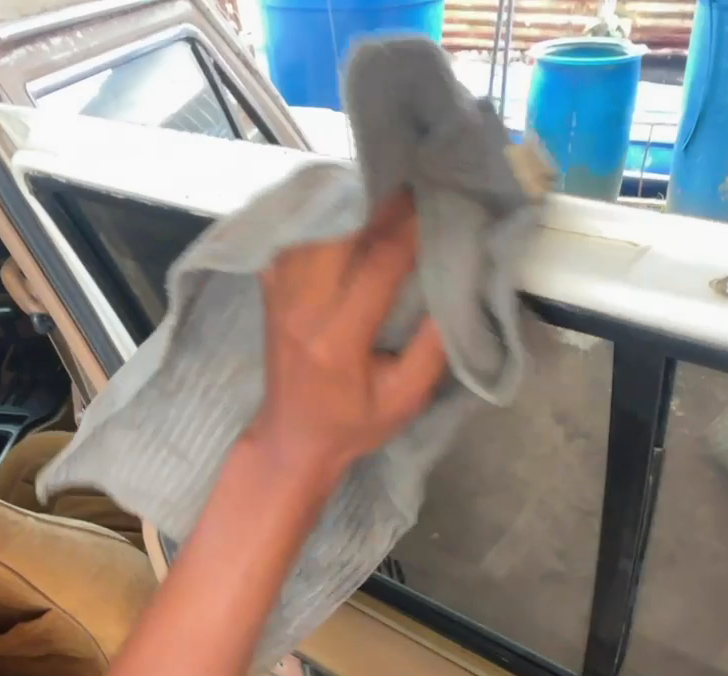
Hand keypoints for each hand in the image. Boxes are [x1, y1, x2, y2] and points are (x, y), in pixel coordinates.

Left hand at [248, 191, 445, 482]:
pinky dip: (321, 218)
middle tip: (416, 184)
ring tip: (386, 191)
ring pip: (315, 229)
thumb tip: (456, 289)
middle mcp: (302, 308)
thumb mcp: (404, 400)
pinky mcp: (271, 291)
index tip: (438, 200)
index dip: (411, 227)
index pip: (378, 264)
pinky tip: (346, 209)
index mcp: (337, 340)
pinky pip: (293, 238)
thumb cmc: (353, 424)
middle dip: (381, 204)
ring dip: (351, 205)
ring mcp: (280, 296)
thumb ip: (432, 349)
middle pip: (341, 233)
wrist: (292, 439)